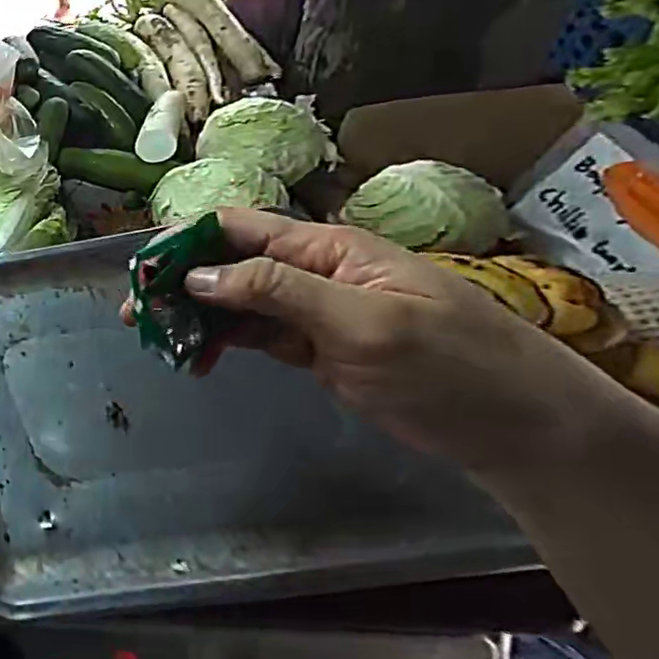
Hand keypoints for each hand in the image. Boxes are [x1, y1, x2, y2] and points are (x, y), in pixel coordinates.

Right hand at [138, 209, 638, 471]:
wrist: (522, 430)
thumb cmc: (455, 365)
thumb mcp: (365, 322)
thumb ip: (278, 290)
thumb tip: (196, 276)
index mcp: (325, 249)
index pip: (237, 228)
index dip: (184, 243)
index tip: (142, 273)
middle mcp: (308, 271)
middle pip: (222, 264)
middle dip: (174, 285)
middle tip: (136, 316)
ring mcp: (306, 309)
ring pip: (228, 301)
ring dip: (190, 318)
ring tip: (158, 344)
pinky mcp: (306, 345)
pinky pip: (247, 335)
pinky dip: (217, 344)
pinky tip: (197, 362)